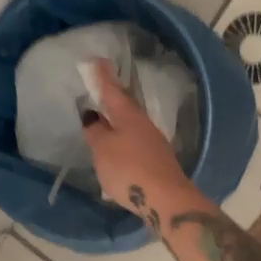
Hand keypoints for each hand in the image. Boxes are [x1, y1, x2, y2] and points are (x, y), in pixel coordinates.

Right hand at [80, 60, 193, 210]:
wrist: (167, 199)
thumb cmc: (129, 169)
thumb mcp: (103, 150)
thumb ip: (96, 131)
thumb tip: (93, 116)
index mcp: (129, 116)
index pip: (113, 91)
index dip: (103, 77)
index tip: (97, 61)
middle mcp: (145, 125)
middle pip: (125, 109)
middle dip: (112, 102)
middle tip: (100, 93)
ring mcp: (155, 144)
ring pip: (132, 128)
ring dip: (119, 126)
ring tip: (105, 127)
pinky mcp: (159, 163)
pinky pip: (137, 147)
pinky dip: (125, 145)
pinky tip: (119, 155)